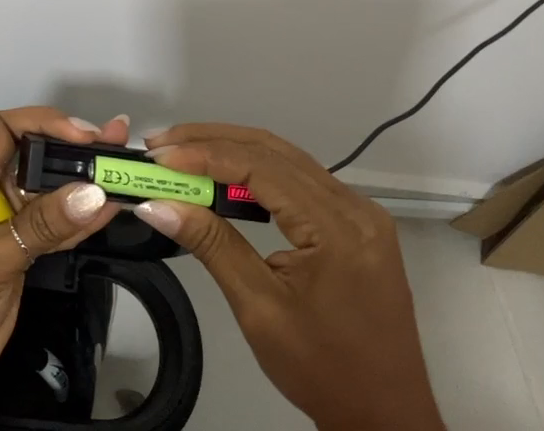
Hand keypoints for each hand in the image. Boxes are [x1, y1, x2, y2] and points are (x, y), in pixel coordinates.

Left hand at [0, 104, 127, 426]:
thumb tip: (93, 193)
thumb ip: (39, 226)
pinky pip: (53, 217)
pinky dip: (80, 212)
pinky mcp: (20, 241)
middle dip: (56, 136)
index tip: (4, 179)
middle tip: (96, 139)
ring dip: (78, 168)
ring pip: (41, 178)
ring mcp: (0, 213)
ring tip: (117, 154)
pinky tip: (113, 203)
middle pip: (18, 142)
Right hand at [134, 125, 445, 430]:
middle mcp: (355, 207)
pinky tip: (224, 178)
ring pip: (288, 159)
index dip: (204, 155)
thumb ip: (212, 245)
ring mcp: (361, 213)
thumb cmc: (322, 369)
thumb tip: (157, 205)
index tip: (158, 157)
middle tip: (161, 144)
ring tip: (182, 154)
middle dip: (212, 140)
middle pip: (275, 150)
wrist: (386, 415)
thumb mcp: (259, 308)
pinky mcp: (357, 224)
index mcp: (337, 228)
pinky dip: (258, 171)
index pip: (261, 167)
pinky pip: (301, 180)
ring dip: (233, 150)